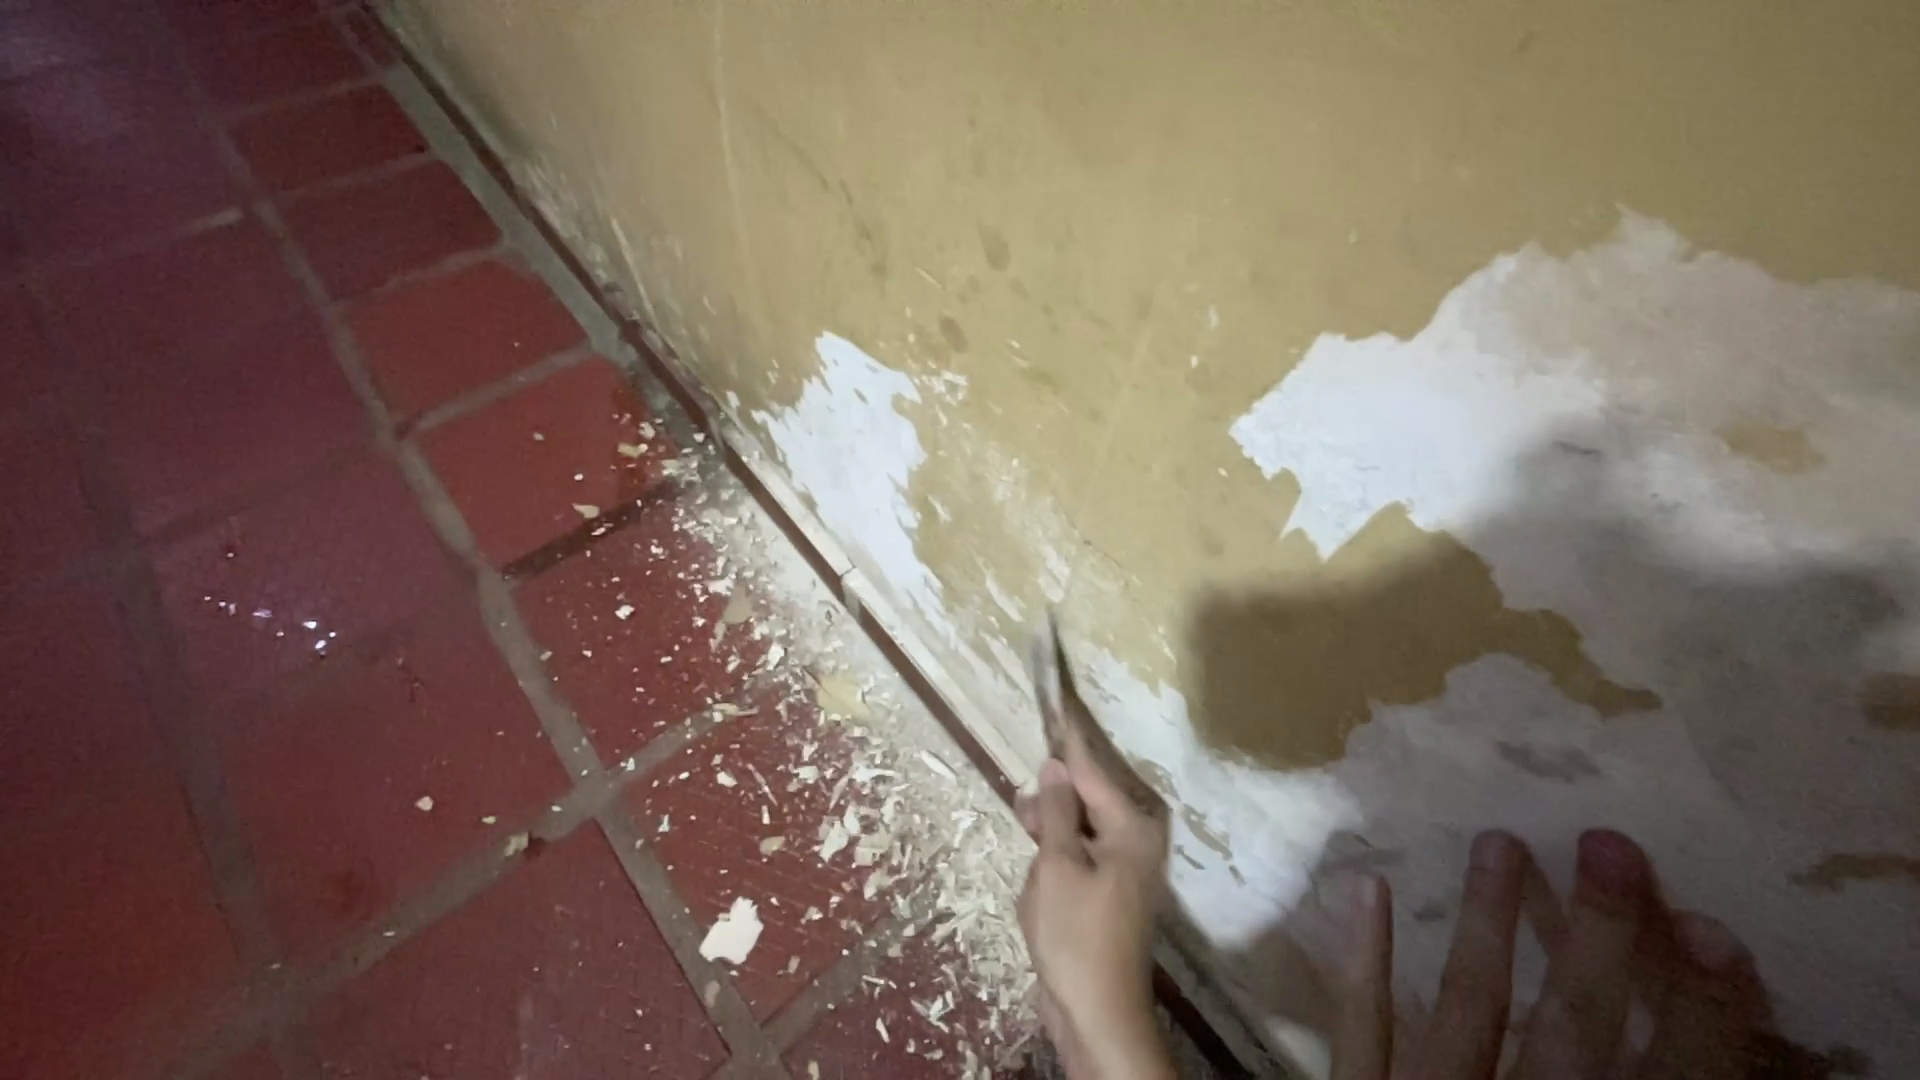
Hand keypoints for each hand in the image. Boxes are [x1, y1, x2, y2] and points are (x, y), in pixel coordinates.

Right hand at [1016, 721, 1174, 1079]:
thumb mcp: (1056, 865)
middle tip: (1026, 804)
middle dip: (1053, 794)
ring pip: (1079, 820)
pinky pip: (1080, 848)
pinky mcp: (1111, 885)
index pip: (1090, 765)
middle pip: (1087, 791)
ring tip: (1027, 835)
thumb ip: (1056, 811)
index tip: (1054, 691)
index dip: (1066, 732)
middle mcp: (1136, 836)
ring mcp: (1125, 863)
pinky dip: (1057, 849)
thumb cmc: (1075, 935)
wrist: (1097, 1013)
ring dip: (1051, 825)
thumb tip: (1054, 767)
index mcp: (1131, 825)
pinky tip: (1039, 866)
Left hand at [1334, 829, 1771, 1079]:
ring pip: (1466, 1006)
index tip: (1720, 935)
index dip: (1698, 1015)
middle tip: (1610, 846)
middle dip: (1598, 942)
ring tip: (1497, 842)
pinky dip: (1360, 958)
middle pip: (1569, 1028)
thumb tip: (1690, 1058)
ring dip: (1484, 924)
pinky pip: (1358, 1024)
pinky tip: (1361, 884)